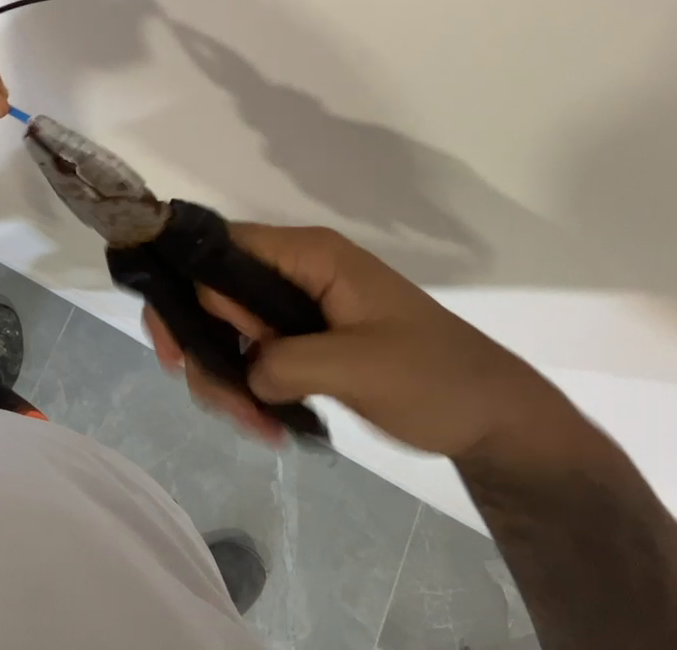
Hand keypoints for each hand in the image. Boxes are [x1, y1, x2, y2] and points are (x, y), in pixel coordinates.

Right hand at [145, 224, 575, 459]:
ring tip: (257, 427)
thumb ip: (283, 359)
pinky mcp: (298, 339)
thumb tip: (241, 372)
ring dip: (225, 380)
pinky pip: (248, 355)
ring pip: (224, 332)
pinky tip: (266, 424)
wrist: (498, 420)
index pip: (217, 250)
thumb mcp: (358, 366)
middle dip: (204, 352)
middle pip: (210, 296)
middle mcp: (292, 271)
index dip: (186, 291)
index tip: (179, 349)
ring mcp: (294, 306)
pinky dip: (246, 389)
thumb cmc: (436, 379)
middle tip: (224, 405)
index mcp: (308, 256)